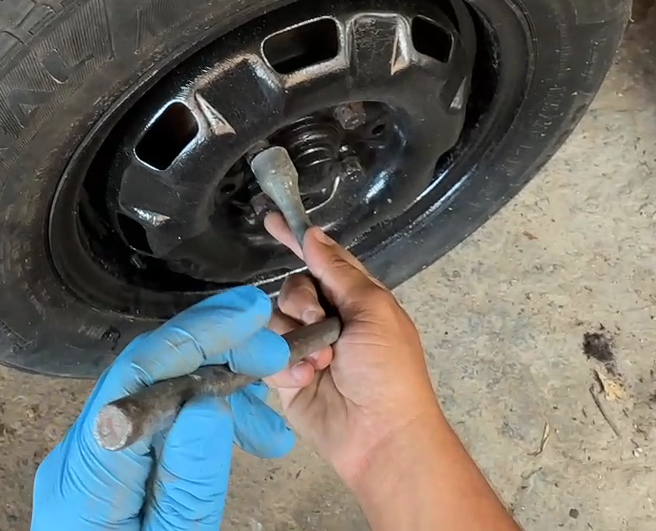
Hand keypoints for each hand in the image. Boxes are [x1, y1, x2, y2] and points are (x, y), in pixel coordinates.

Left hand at [31, 286, 295, 530]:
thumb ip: (188, 484)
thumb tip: (208, 399)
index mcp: (85, 481)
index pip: (138, 374)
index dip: (198, 331)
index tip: (250, 316)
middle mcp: (79, 455)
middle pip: (148, 370)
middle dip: (219, 351)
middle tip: (276, 356)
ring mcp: (91, 460)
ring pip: (161, 390)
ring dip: (222, 386)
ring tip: (272, 415)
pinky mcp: (110, 467)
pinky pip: (161, 420)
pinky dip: (206, 416)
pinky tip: (246, 433)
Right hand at [261, 218, 447, 490]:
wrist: (379, 437)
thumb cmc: (388, 368)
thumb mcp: (372, 309)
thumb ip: (337, 270)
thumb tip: (312, 234)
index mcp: (355, 297)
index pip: (322, 258)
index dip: (297, 240)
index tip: (271, 219)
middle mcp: (328, 317)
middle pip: (294, 286)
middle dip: (302, 301)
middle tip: (318, 322)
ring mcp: (306, 346)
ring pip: (276, 317)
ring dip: (295, 335)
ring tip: (319, 360)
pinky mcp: (286, 375)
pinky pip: (267, 351)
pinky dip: (284, 362)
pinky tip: (305, 377)